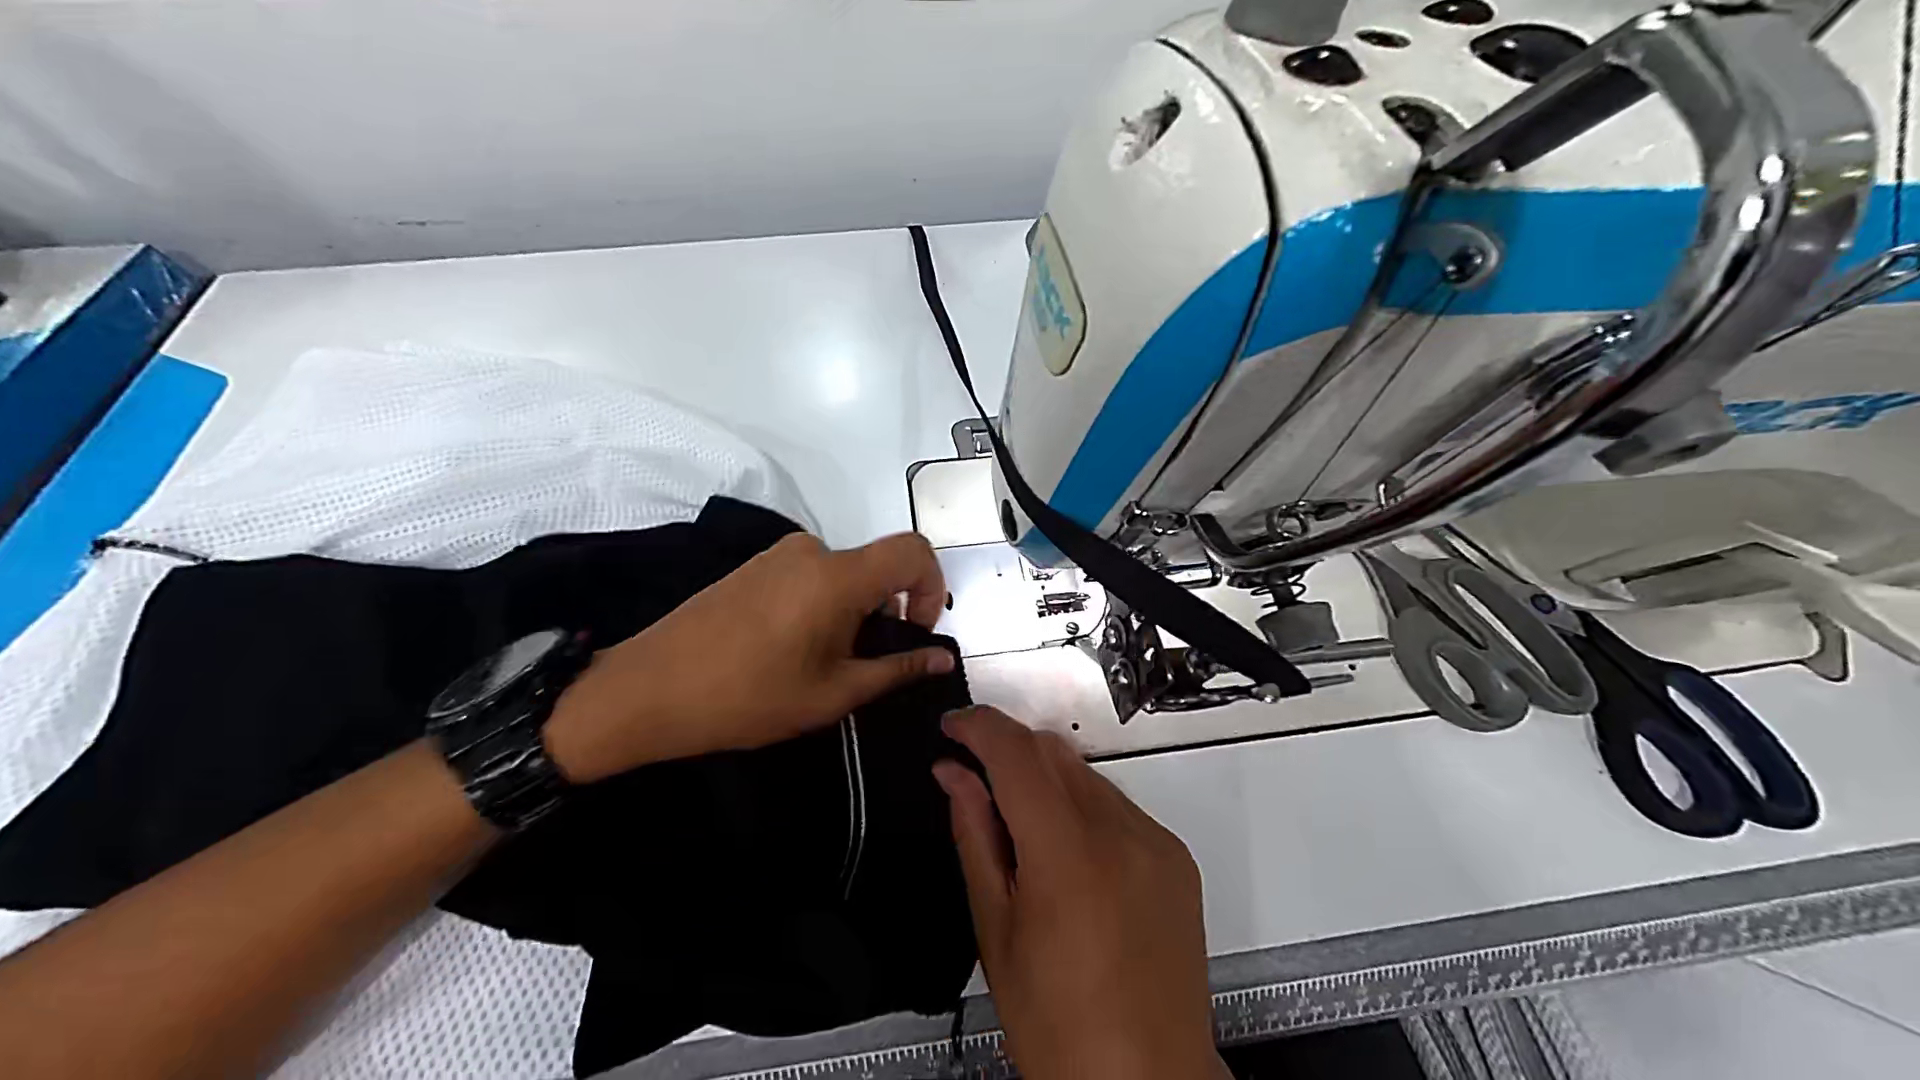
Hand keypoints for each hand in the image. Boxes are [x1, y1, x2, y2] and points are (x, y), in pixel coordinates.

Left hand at [543, 531, 951, 781]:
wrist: (648, 689)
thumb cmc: (748, 697)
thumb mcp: (832, 693)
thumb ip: (896, 669)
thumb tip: (942, 656)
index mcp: (837, 576)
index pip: (913, 551)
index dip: (932, 586)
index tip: (917, 630)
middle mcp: (811, 551)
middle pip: (877, 566)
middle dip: (889, 609)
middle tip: (866, 663)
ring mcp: (778, 555)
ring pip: (844, 573)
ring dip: (854, 610)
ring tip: (823, 663)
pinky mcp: (755, 566)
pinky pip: (811, 575)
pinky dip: (824, 604)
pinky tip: (792, 648)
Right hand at [935, 707, 1228, 1079]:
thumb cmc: (1065, 1029)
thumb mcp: (996, 927)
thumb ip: (975, 834)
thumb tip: (955, 777)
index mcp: (1067, 854)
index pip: (1015, 752)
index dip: (978, 726)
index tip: (955, 726)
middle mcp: (1120, 835)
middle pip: (1051, 750)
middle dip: (1006, 747)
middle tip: (973, 774)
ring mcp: (1153, 842)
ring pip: (1084, 770)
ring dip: (1043, 776)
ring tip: (1018, 827)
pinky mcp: (1173, 854)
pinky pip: (1116, 801)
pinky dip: (1081, 804)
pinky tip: (1064, 847)